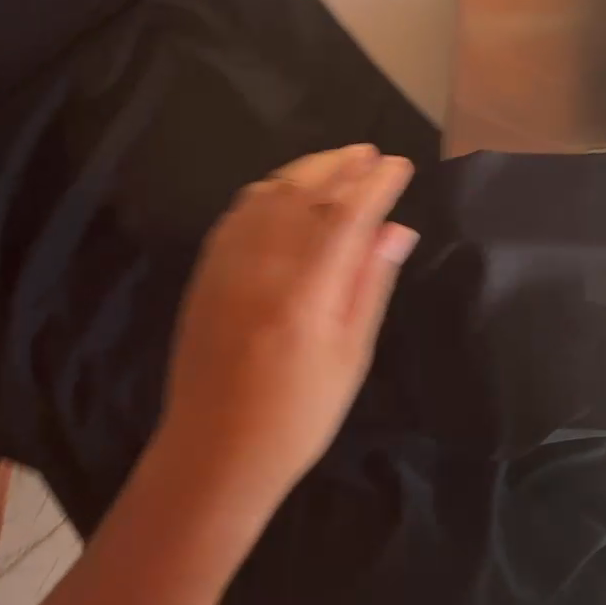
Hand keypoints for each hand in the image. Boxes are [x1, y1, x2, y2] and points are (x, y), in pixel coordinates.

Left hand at [158, 145, 417, 494]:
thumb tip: (396, 230)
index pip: (347, 214)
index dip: (376, 183)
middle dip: (340, 165)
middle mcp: (264, 265)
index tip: (398, 165)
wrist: (216, 450)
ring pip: (268, 195)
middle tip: (369, 154)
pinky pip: (238, 214)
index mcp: (307, 289)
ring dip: (304, 171)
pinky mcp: (206, 273)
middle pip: (305, 192)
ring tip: (334, 164)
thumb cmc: (299, 414)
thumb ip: (369, 284)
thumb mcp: (351, 355)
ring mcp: (228, 265)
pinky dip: (267, 192)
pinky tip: (283, 193)